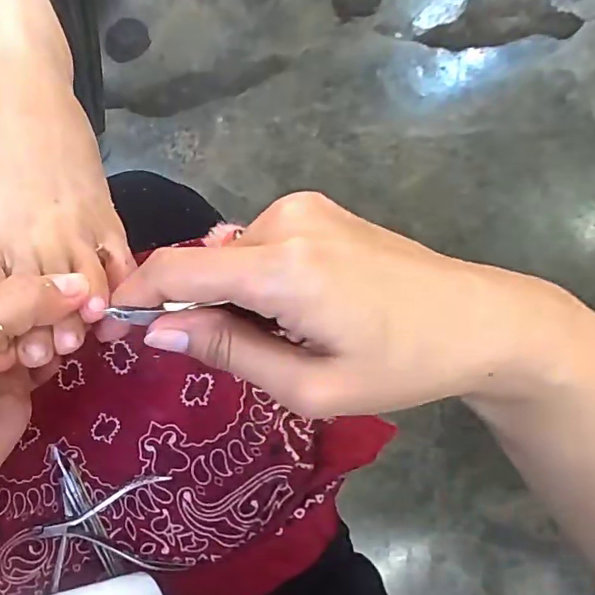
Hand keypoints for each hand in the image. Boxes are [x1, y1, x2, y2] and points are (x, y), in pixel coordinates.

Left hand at [0, 67, 127, 369]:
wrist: (18, 100)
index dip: (1, 338)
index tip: (11, 359)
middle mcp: (24, 245)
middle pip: (38, 307)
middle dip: (45, 337)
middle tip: (51, 353)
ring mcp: (68, 230)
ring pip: (80, 291)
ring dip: (82, 320)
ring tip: (83, 336)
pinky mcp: (103, 215)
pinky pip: (117, 264)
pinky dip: (119, 290)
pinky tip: (115, 308)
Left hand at [0, 271, 91, 516]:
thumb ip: (14, 306)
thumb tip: (78, 284)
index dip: (32, 253)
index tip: (68, 251)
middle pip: (28, 291)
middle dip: (53, 296)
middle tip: (74, 311)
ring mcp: (4, 354)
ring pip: (44, 323)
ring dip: (62, 325)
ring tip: (68, 339)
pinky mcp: (23, 386)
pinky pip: (51, 357)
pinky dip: (65, 352)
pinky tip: (75, 349)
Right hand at [103, 192, 574, 417]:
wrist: (486, 320)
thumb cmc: (400, 367)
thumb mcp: (307, 386)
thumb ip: (226, 351)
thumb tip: (156, 331)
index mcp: (285, 269)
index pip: (175, 271)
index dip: (133, 297)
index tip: (109, 327)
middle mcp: (284, 221)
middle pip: (196, 265)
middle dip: (184, 306)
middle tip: (209, 353)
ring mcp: (299, 208)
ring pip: (221, 258)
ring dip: (222, 297)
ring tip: (271, 334)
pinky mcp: (310, 208)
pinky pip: (247, 246)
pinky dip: (245, 280)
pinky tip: (285, 307)